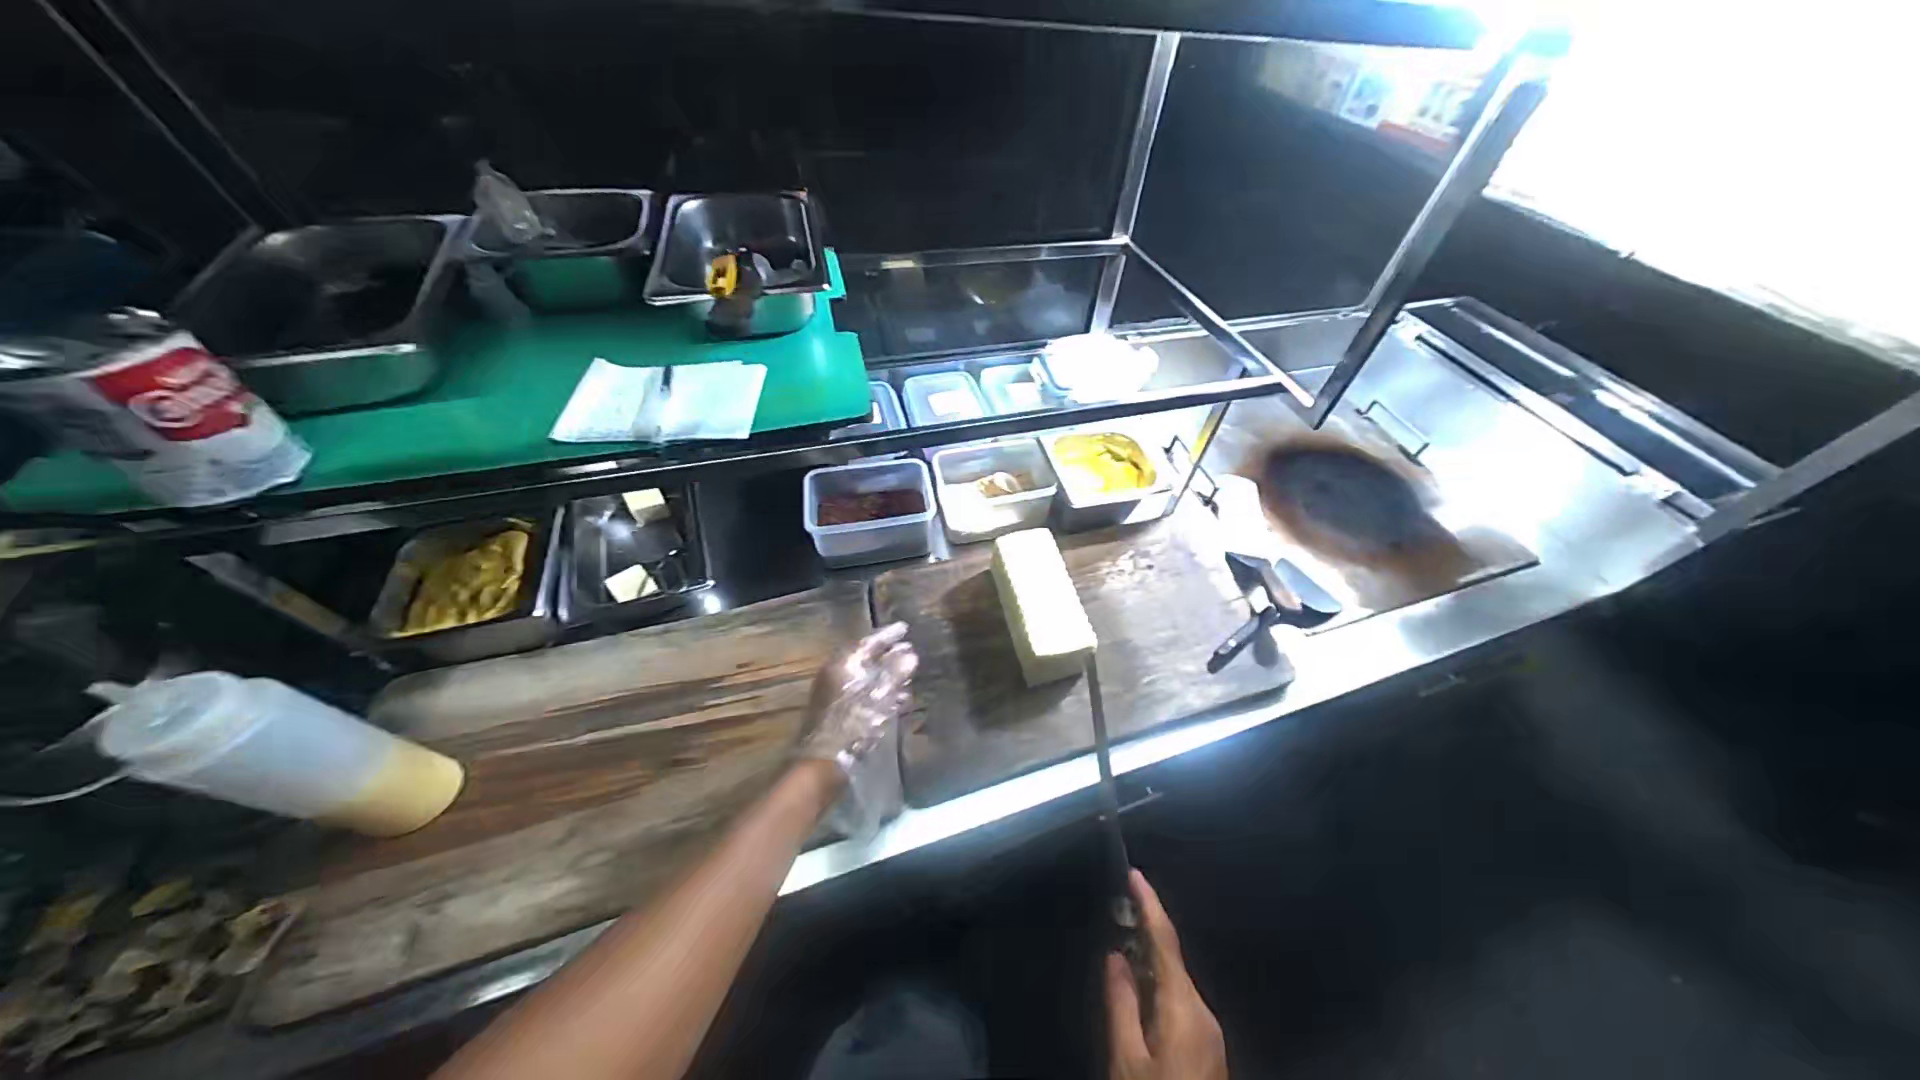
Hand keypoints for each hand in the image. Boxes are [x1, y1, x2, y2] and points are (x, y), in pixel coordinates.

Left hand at [796, 621, 916, 777]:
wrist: (821, 765)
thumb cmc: (851, 726)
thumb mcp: (878, 697)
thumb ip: (894, 673)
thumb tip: (910, 653)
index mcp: (842, 664)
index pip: (867, 642)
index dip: (887, 635)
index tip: (905, 629)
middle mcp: (833, 674)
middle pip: (864, 658)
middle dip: (887, 655)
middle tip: (908, 651)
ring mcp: (831, 694)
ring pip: (863, 677)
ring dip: (884, 676)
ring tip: (907, 676)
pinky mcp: (833, 712)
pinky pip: (860, 693)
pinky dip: (877, 692)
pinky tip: (893, 701)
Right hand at [1106, 869, 1226, 1079]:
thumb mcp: (1126, 1060)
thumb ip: (1120, 1003)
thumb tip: (1115, 956)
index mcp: (1184, 1009)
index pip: (1166, 942)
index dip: (1150, 904)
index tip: (1133, 873)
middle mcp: (1203, 1012)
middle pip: (1172, 958)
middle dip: (1145, 929)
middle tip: (1114, 906)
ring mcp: (1208, 1032)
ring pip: (1175, 980)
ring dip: (1149, 958)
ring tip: (1117, 940)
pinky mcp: (1206, 1048)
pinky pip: (1178, 1000)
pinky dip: (1156, 983)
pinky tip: (1135, 986)